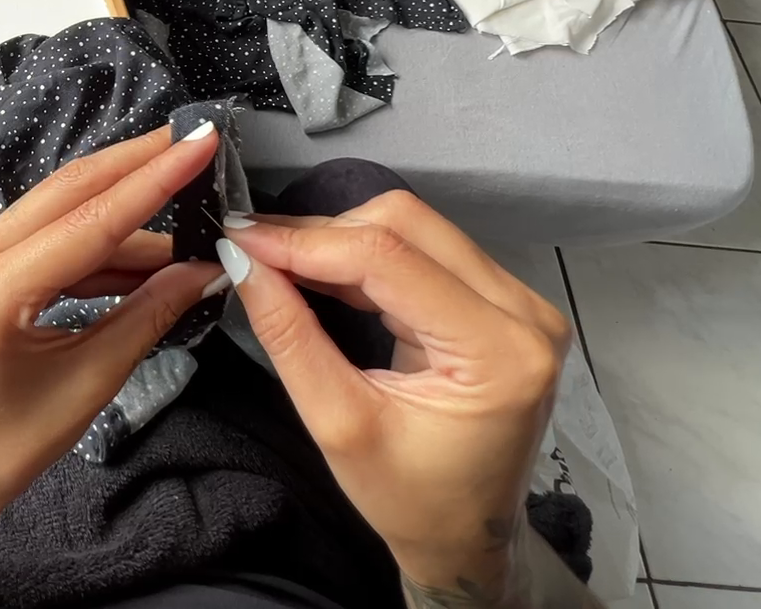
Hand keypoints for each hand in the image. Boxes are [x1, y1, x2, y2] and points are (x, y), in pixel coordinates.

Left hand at [0, 122, 228, 538]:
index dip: (153, 179)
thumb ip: (150, 314)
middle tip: (191, 142)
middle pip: (69, 191)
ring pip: (60, 209)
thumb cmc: (8, 446)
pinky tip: (143, 255)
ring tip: (185, 213)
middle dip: (136, 164)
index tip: (198, 142)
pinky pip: (48, 235)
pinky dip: (98, 241)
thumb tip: (206, 269)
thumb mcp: (89, 382)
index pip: (90, 220)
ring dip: (123, 210)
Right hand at [221, 192, 571, 596]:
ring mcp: (515, 300)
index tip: (239, 236)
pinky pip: (416, 246)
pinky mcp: (495, 298)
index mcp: (498, 352)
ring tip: (276, 258)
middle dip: (319, 231)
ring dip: (335, 236)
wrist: (465, 537)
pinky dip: (356, 251)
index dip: (303, 240)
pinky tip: (314, 268)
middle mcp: (521, 312)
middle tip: (254, 248)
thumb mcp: (336, 422)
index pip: (386, 257)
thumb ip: (288, 333)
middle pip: (403, 223)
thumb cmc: (408, 498)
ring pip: (408, 226)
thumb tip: (240, 259)